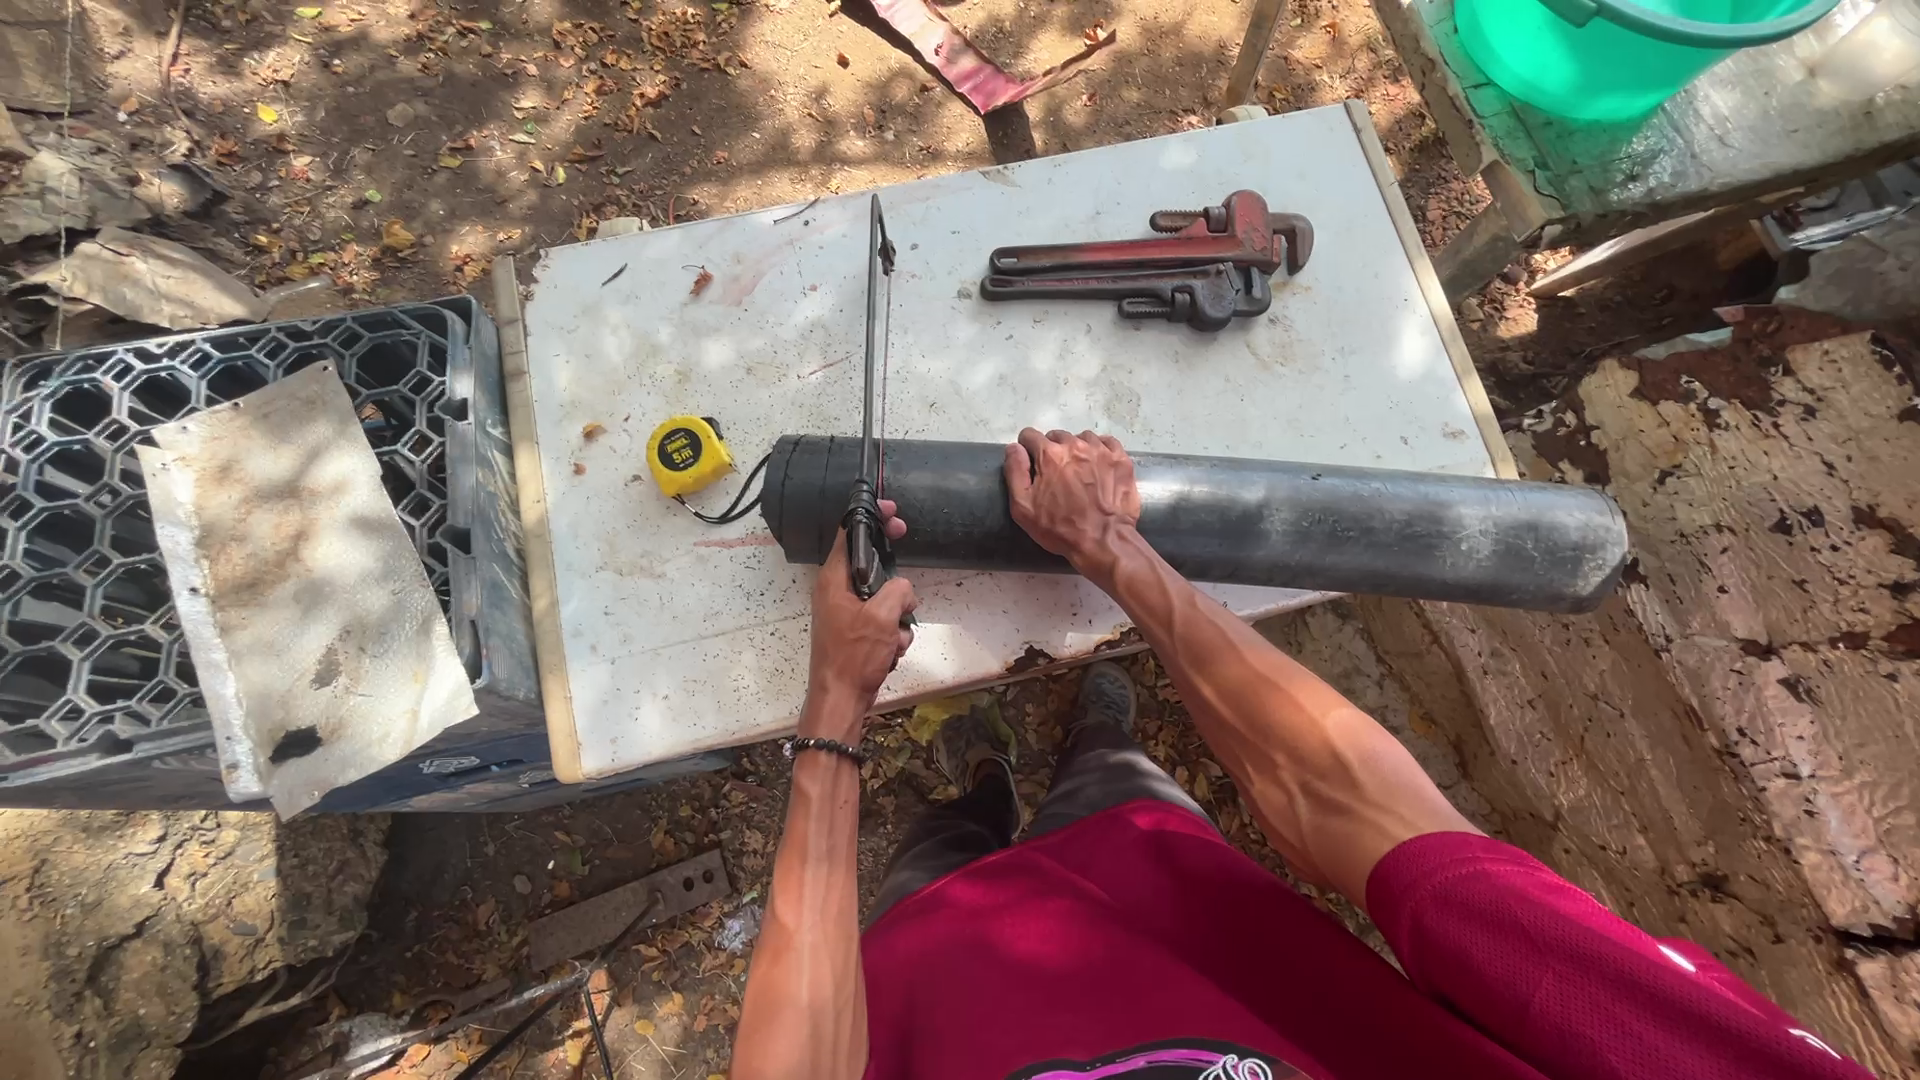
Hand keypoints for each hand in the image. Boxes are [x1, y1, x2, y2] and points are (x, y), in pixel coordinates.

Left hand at [804, 500, 915, 738]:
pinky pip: (882, 622)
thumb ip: (898, 590)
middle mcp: (836, 591)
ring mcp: (846, 613)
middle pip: (871, 566)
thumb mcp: (883, 617)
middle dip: (895, 579)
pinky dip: (892, 634)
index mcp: (834, 579)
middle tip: (908, 588)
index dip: (871, 519)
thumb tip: (903, 589)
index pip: (850, 534)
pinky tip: (891, 651)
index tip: (892, 513)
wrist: (841, 700)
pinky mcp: (856, 633)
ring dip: (897, 616)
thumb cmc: (854, 655)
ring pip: (883, 598)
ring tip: (894, 636)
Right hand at [1004, 428, 1141, 571]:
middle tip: (1057, 475)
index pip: (1030, 436)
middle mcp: (1074, 445)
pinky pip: (1107, 443)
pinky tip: (1098, 467)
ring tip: (1079, 472)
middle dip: (1053, 451)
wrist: (1103, 541)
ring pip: (1082, 438)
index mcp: (1049, 454)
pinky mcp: (1121, 459)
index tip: (1032, 464)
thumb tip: (1014, 447)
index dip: (1027, 449)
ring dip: (1077, 450)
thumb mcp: (1023, 507)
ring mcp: (1101, 450)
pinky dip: (1100, 450)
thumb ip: (1015, 472)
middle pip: (1057, 436)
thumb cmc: (1059, 528)